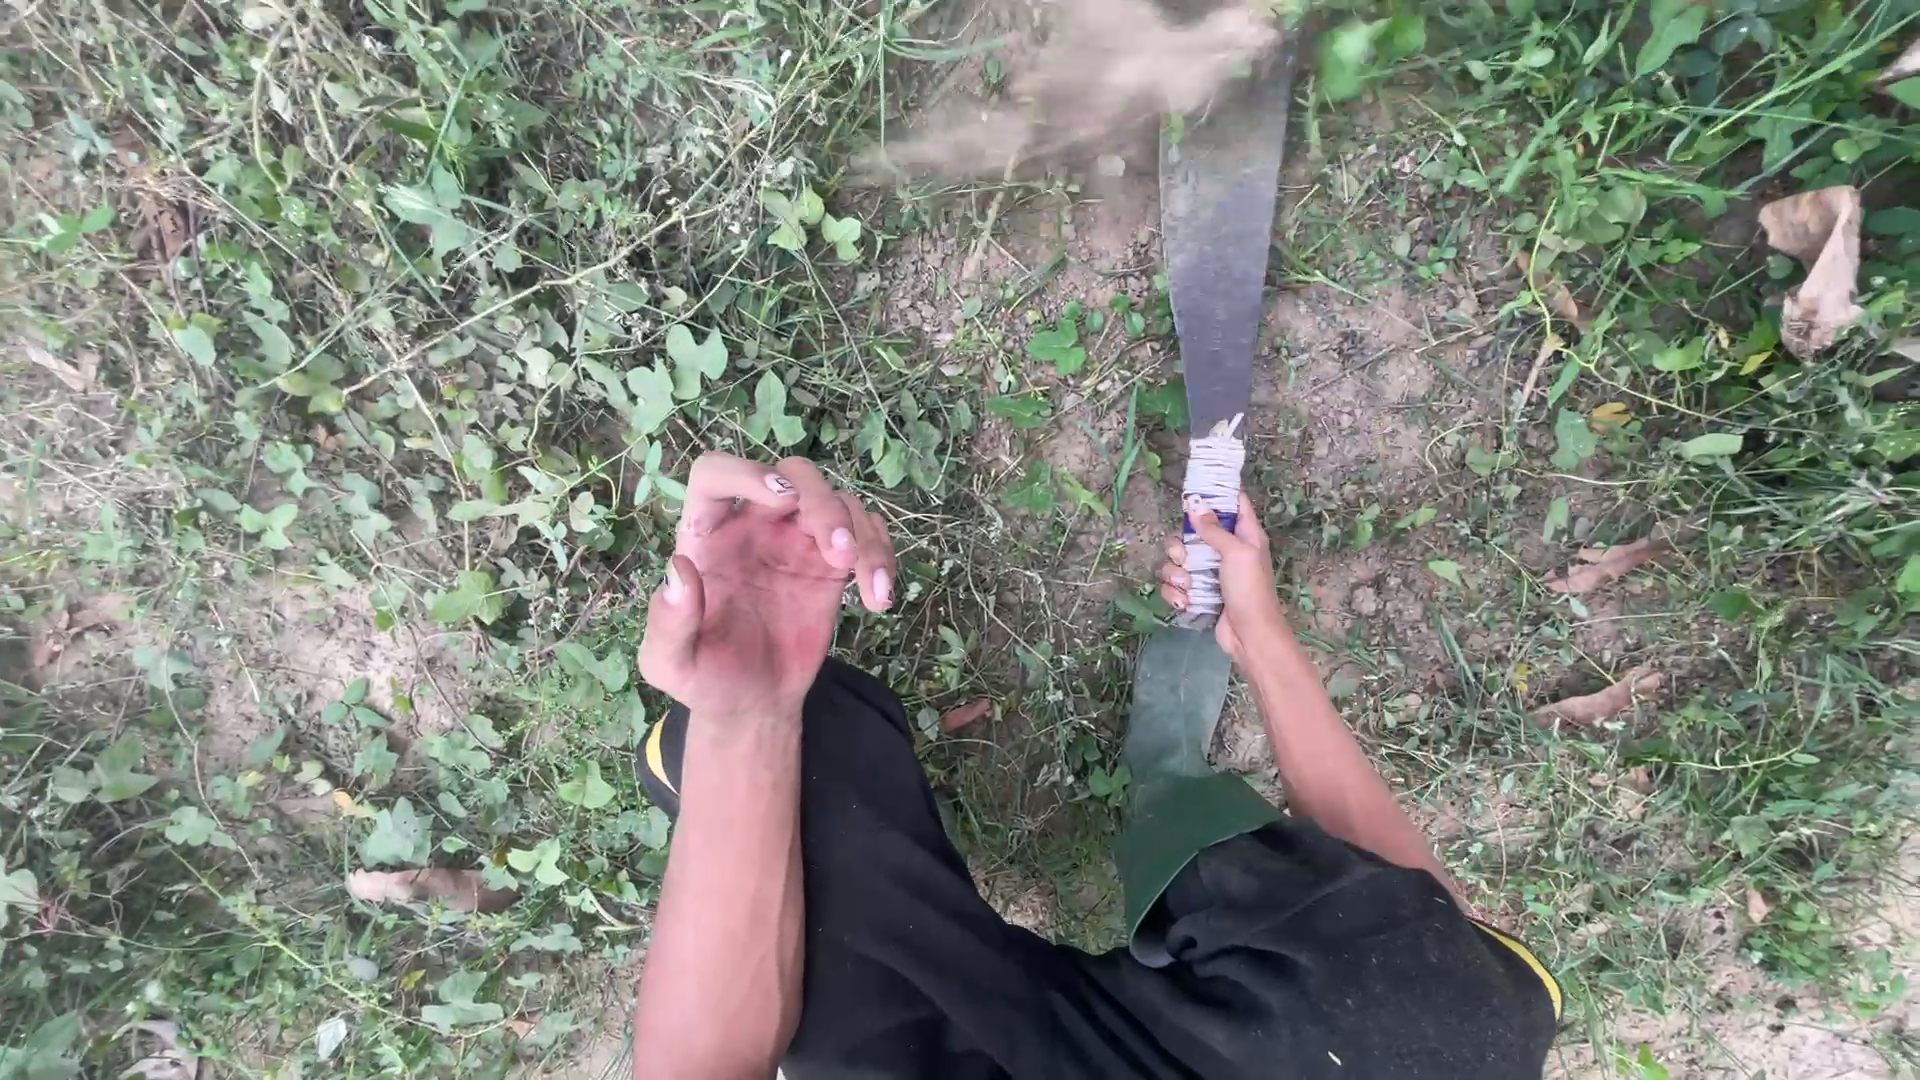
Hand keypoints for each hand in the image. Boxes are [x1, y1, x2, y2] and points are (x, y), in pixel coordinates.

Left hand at [639, 454, 895, 720]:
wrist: (752, 702)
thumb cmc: (705, 677)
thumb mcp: (670, 663)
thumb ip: (669, 623)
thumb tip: (680, 571)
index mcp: (708, 535)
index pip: (717, 474)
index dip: (746, 473)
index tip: (781, 499)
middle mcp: (755, 525)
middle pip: (796, 477)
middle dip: (824, 505)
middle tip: (841, 553)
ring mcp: (798, 541)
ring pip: (840, 503)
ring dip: (863, 537)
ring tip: (874, 591)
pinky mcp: (833, 564)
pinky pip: (867, 534)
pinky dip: (882, 556)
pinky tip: (879, 597)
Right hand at [1156, 493, 1284, 660]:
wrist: (1249, 636)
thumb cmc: (1250, 590)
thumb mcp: (1238, 553)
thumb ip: (1214, 529)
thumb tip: (1194, 503)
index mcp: (1244, 534)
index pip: (1231, 503)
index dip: (1213, 494)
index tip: (1191, 493)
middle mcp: (1225, 550)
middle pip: (1190, 532)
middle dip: (1180, 545)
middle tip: (1184, 557)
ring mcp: (1209, 572)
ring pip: (1176, 560)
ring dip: (1175, 573)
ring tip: (1187, 585)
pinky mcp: (1197, 593)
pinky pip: (1173, 584)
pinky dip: (1174, 592)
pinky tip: (1184, 601)